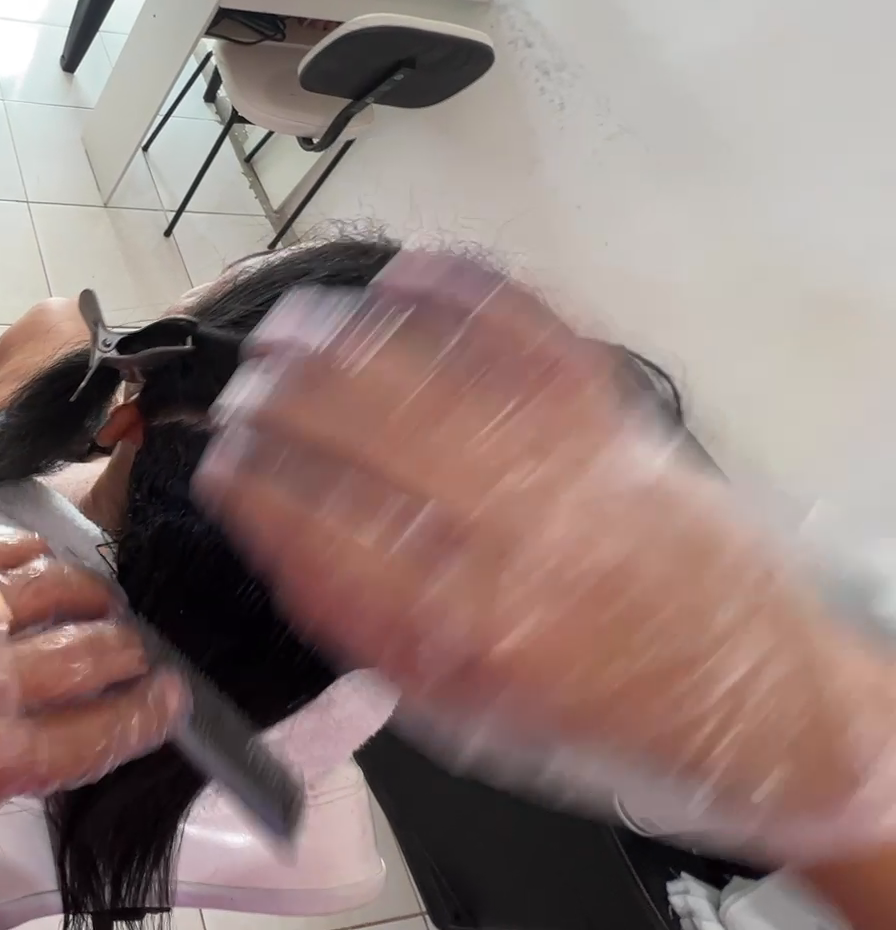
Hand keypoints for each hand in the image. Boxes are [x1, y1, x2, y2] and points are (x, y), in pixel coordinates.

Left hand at [0, 529, 186, 852]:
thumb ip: (56, 751)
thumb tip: (119, 704)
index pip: (98, 730)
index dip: (149, 711)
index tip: (173, 694)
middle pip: (81, 655)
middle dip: (128, 651)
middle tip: (138, 650)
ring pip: (41, 591)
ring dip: (88, 593)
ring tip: (103, 602)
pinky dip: (18, 546)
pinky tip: (42, 557)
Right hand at [195, 252, 895, 858]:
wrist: (771, 704)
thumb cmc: (590, 716)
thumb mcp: (453, 713)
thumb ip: (353, 624)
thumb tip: (270, 533)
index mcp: (473, 622)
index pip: (321, 526)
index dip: (252, 482)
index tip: (217, 462)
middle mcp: (523, 531)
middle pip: (366, 432)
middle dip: (278, 401)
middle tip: (236, 394)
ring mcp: (574, 456)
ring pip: (431, 369)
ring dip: (337, 336)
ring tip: (280, 326)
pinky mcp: (616, 412)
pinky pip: (532, 328)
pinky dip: (461, 288)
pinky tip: (400, 273)